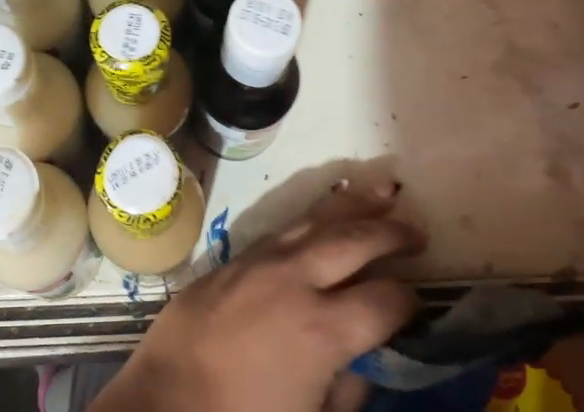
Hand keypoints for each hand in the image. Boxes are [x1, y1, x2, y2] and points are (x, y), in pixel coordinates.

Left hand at [93, 180, 425, 411]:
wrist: (164, 404)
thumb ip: (347, 390)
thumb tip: (363, 366)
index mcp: (324, 328)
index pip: (387, 301)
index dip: (411, 301)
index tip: (419, 304)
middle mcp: (296, 281)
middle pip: (355, 241)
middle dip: (392, 233)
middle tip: (417, 230)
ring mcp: (259, 263)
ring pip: (316, 220)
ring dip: (352, 205)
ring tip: (382, 192)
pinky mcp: (230, 260)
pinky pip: (280, 228)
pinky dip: (309, 217)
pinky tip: (320, 214)